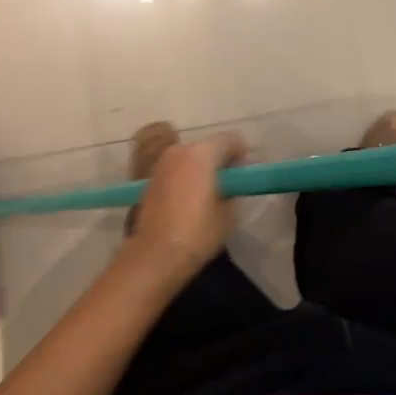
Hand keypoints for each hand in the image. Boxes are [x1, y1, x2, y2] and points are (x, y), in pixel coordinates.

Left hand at [128, 133, 244, 282]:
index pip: (229, 139)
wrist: (154, 254)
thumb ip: (234, 190)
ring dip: (201, 168)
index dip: (241, 153)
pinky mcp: (151, 177)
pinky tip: (189, 199)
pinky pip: (176, 169)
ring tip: (209, 193)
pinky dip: (185, 176)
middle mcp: (180, 150)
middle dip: (220, 160)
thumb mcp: (228, 214)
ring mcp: (162, 163)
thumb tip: (232, 184)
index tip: (244, 172)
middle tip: (229, 184)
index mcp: (202, 154)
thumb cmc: (196, 233)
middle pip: (207, 146)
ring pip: (189, 157)